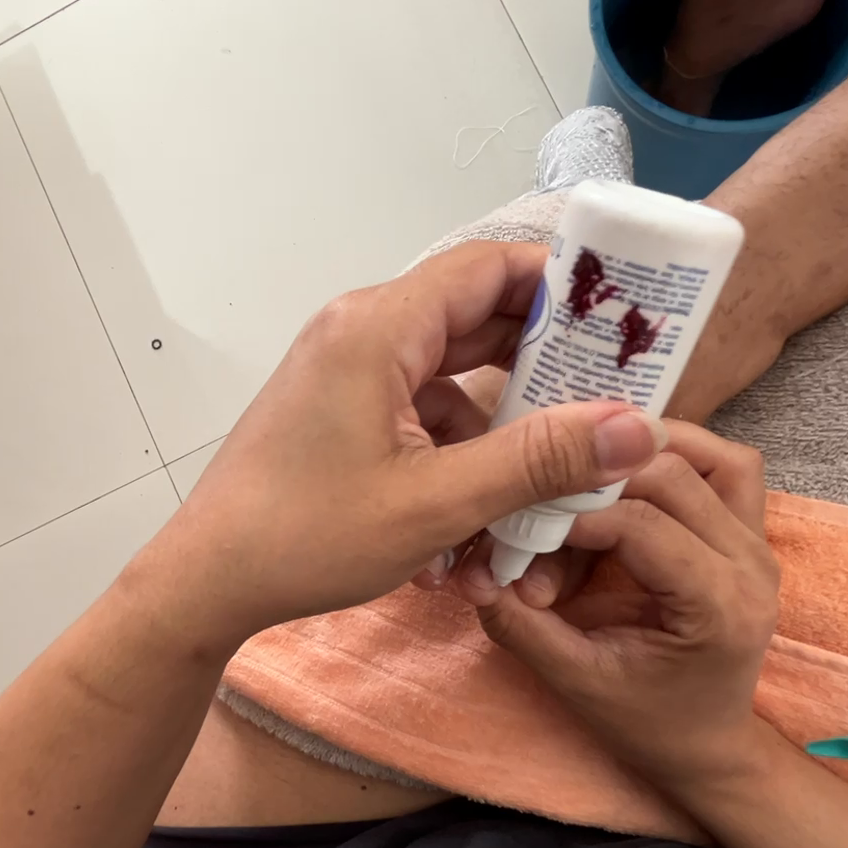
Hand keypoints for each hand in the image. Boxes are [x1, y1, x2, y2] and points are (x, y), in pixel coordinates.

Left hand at [135, 241, 665, 647]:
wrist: (209, 580)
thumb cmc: (309, 536)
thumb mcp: (435, 503)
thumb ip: (538, 461)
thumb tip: (638, 429)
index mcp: (378, 328)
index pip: (490, 268)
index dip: (563, 288)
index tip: (622, 328)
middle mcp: (361, 334)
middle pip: (474, 324)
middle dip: (540, 373)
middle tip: (602, 412)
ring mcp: (346, 377)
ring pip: (449, 382)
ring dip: (494, 435)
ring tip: (536, 492)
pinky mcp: (340, 416)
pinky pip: (415, 418)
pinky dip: (450, 458)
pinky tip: (465, 522)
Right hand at [454, 422, 781, 785]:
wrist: (705, 743)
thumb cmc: (641, 719)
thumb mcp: (572, 678)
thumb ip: (519, 624)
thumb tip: (472, 573)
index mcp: (715, 607)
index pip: (640, 525)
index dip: (571, 515)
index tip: (521, 527)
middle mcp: (751, 565)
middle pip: (672, 478)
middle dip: (596, 481)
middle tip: (545, 502)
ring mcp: (759, 545)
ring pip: (711, 456)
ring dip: (644, 453)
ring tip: (588, 476)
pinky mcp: (751, 535)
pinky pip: (727, 467)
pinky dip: (679, 457)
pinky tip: (629, 479)